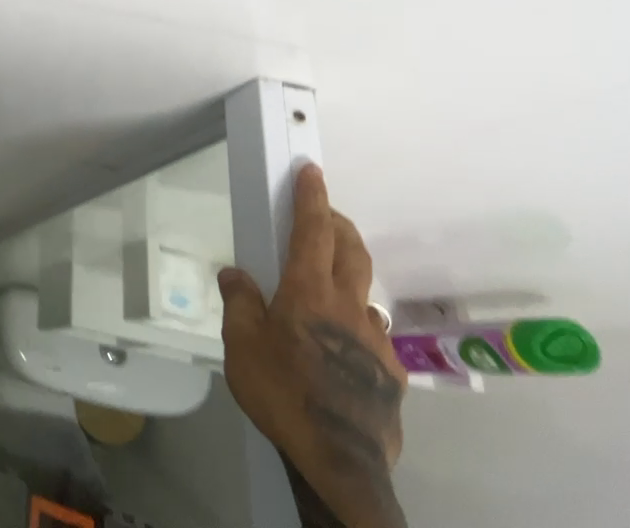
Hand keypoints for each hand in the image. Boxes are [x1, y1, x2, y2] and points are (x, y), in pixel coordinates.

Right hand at [218, 164, 407, 527]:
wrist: (339, 457)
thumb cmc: (280, 392)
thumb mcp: (241, 345)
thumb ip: (240, 304)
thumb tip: (236, 275)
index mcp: (308, 293)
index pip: (311, 232)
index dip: (311, 198)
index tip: (311, 171)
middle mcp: (349, 306)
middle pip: (350, 250)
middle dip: (336, 224)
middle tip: (322, 212)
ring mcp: (376, 338)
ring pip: (364, 290)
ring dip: (346, 273)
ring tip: (324, 283)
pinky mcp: (392, 369)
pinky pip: (372, 331)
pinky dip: (355, 319)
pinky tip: (339, 341)